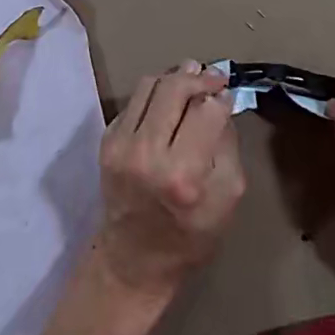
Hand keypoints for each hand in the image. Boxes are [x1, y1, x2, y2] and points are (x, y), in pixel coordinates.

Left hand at [91, 61, 244, 298]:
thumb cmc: (189, 235)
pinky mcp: (106, 140)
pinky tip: (168, 103)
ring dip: (173, 78)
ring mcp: (120, 145)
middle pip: (173, 88)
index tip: (227, 94)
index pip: (205, 112)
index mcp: (182, 175)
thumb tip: (221, 104)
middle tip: (213, 76)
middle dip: (198, 77)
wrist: (134, 259)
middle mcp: (146, 154)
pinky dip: (154, 96)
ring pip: (149, 85)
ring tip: (191, 78)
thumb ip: (227, 146)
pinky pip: (134, 101)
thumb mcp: (228, 198)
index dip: (220, 97)